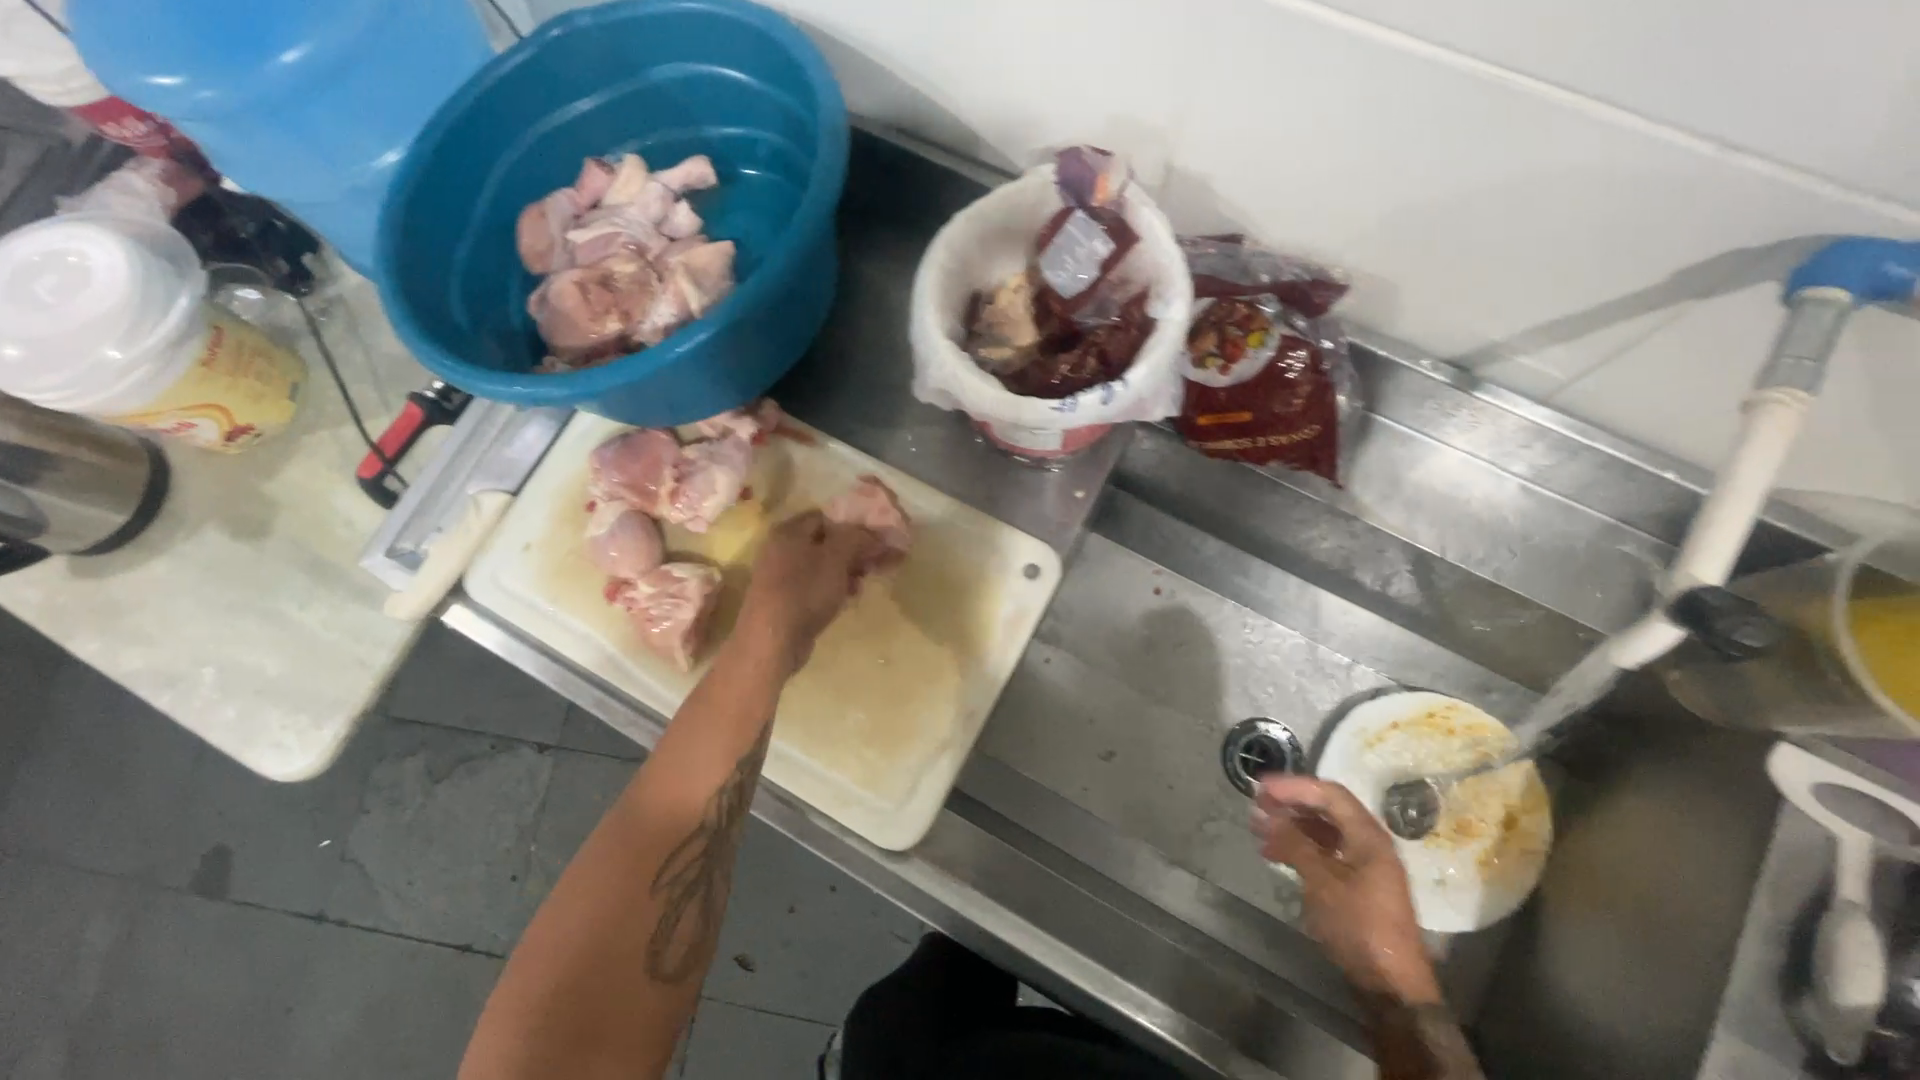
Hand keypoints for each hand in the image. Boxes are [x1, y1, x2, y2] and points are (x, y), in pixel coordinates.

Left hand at [736, 510, 887, 674]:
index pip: (827, 516)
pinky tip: (848, 599)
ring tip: (863, 583)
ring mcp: (781, 576)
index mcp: (789, 531)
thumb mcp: (836, 558)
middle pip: (825, 542)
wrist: (772, 640)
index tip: (877, 539)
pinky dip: (833, 588)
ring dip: (846, 571)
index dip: (854, 525)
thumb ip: (857, 539)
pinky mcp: (786, 599)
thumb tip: (875, 534)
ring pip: (822, 565)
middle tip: (877, 562)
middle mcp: (781, 548)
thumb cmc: (805, 591)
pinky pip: (815, 585)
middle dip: (854, 551)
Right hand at [1251, 775, 1440, 1005]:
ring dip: (1293, 826)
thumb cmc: (1358, 925)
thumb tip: (1270, 816)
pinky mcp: (1358, 884)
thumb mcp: (1322, 882)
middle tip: (1257, 806)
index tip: (1261, 788)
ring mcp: (1365, 864)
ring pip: (1325, 831)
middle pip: (1328, 810)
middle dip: (1291, 804)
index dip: (1294, 786)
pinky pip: (1326, 852)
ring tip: (1259, 830)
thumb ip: (1296, 844)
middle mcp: (1370, 843)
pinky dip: (1301, 848)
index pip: (1330, 794)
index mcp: (1368, 836)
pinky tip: (1277, 854)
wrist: (1390, 982)